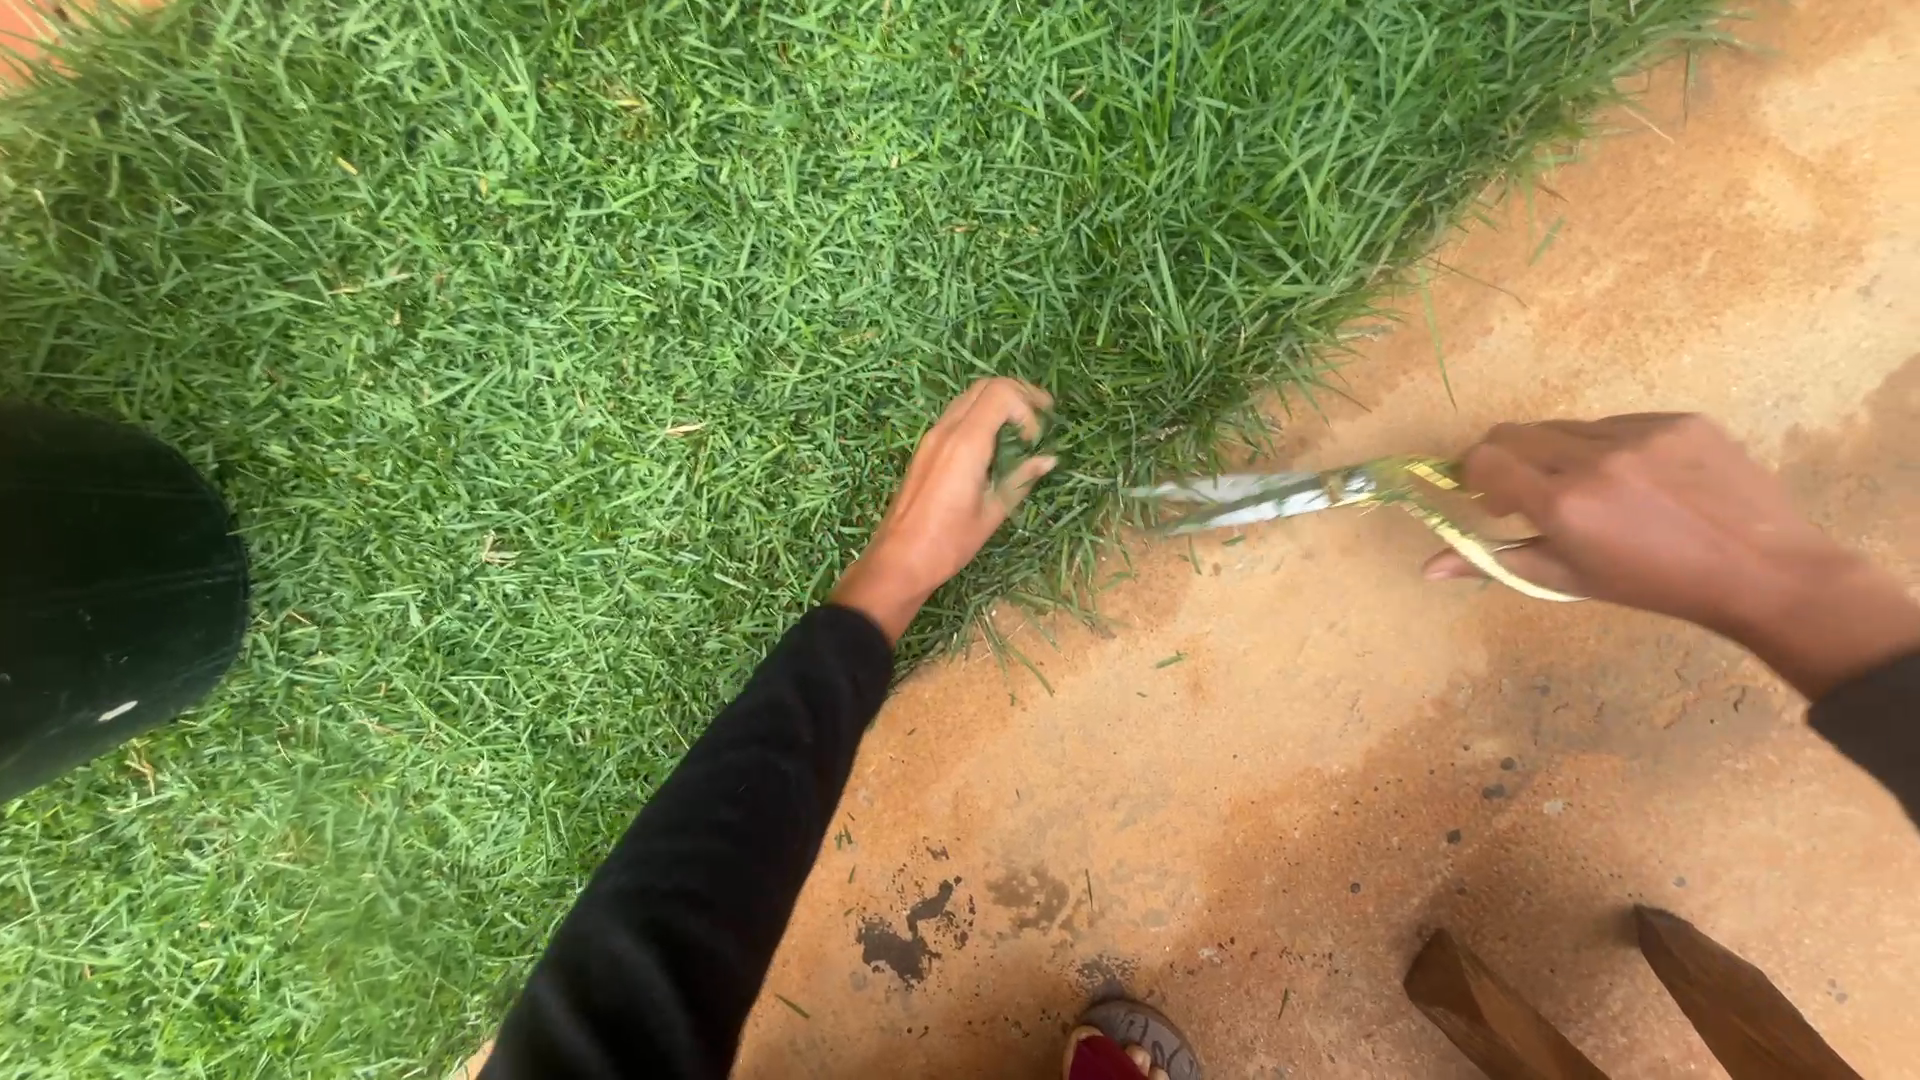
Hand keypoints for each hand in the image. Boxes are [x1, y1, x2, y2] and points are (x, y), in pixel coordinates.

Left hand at [830, 378, 1055, 643]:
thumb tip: (1049, 459)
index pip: (1001, 394)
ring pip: (969, 398)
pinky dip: (982, 416)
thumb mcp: (992, 513)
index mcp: (964, 444)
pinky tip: (996, 442)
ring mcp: (931, 438)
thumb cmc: (947, 544)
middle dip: (1018, 395)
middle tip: (1043, 415)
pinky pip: (957, 416)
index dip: (1027, 408)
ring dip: (999, 403)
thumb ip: (1020, 479)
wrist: (898, 560)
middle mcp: (945, 431)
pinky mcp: (925, 449)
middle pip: (985, 387)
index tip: (1036, 440)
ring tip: (1023, 427)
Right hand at [1424, 414, 1919, 697]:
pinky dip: (1603, 446)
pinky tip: (1633, 478)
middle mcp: (1594, 460)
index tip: (1484, 496)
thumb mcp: (1563, 576)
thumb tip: (1425, 568)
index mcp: (1562, 503)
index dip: (1472, 473)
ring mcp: (1640, 435)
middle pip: (1513, 433)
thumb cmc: (1649, 583)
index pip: (1484, 459)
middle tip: (1521, 491)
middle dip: (1502, 458)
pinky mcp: (1679, 421)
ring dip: (1553, 453)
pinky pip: (1614, 423)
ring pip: (1562, 427)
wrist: (1764, 571)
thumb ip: (1489, 561)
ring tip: (1585, 488)